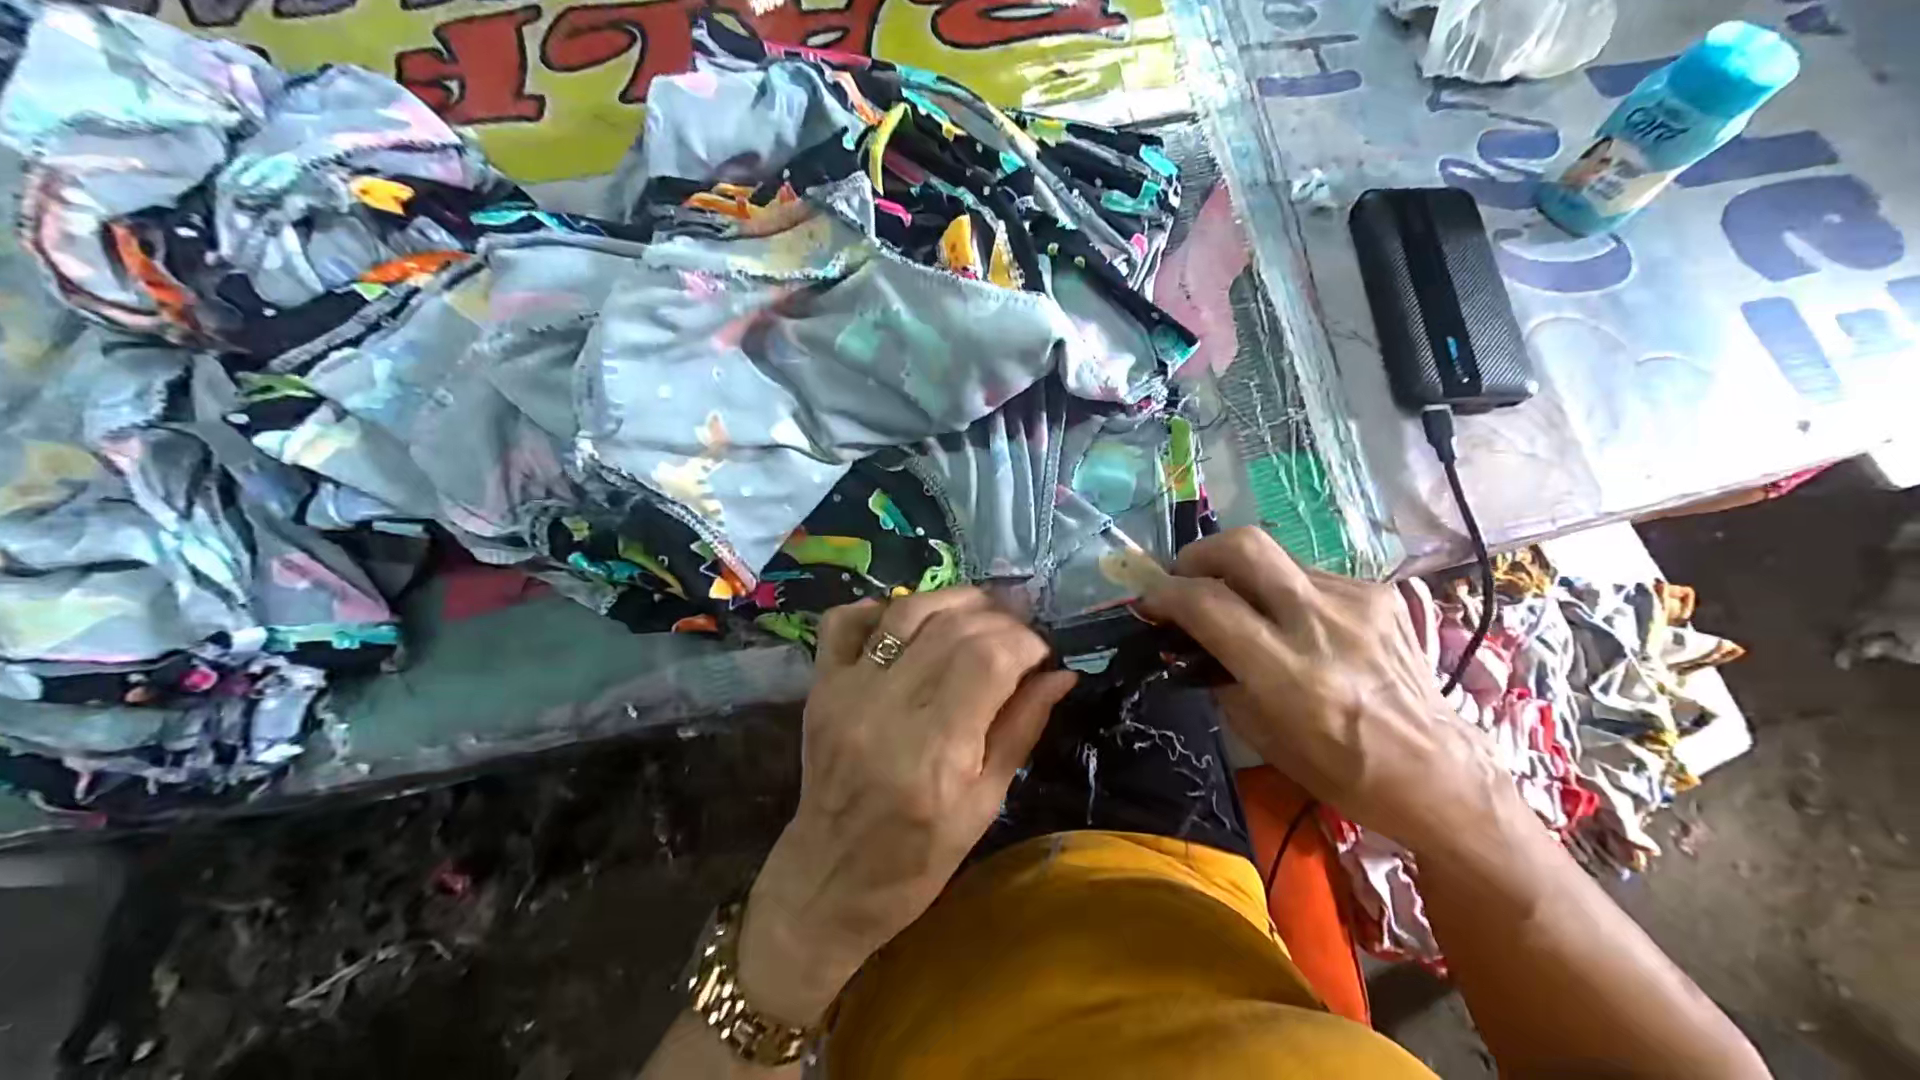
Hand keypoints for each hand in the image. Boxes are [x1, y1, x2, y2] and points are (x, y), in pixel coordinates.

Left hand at [736, 588, 1077, 1025]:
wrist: (829, 879)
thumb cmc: (918, 859)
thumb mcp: (985, 805)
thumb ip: (1021, 730)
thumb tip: (1060, 675)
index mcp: (935, 751)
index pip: (989, 658)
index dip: (1025, 642)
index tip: (1041, 654)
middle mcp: (887, 710)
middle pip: (953, 628)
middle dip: (999, 619)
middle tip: (1018, 635)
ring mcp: (846, 692)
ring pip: (905, 611)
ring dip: (952, 601)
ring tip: (981, 612)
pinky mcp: (820, 687)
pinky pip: (844, 621)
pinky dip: (880, 608)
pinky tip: (910, 619)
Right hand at [1136, 527, 1507, 853]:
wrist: (1434, 772)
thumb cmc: (1336, 768)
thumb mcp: (1256, 732)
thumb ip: (1217, 674)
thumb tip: (1187, 638)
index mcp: (1286, 672)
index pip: (1207, 603)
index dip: (1165, 594)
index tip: (1149, 602)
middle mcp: (1320, 624)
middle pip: (1243, 546)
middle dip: (1199, 554)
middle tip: (1186, 577)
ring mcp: (1356, 602)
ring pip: (1276, 557)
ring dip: (1243, 575)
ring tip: (1243, 607)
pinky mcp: (1380, 594)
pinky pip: (1310, 575)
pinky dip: (1284, 590)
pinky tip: (1294, 621)